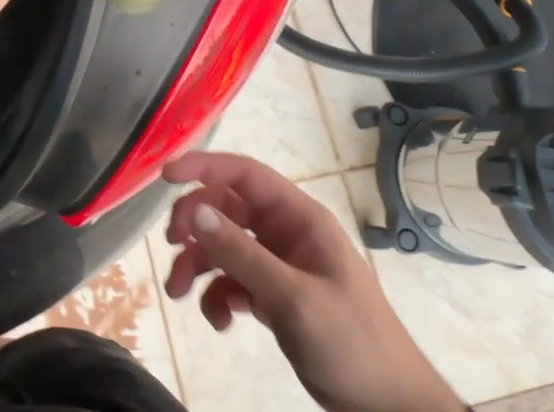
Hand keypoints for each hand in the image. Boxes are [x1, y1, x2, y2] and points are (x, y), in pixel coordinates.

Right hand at [161, 152, 463, 411]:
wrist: (388, 407)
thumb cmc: (352, 342)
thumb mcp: (293, 298)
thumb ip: (241, 254)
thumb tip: (193, 211)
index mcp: (300, 219)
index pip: (245, 175)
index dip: (204, 166)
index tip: (165, 176)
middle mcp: (286, 234)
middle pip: (225, 209)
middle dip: (194, 225)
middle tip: (171, 246)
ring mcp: (279, 266)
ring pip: (222, 247)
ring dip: (195, 265)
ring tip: (178, 294)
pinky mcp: (272, 297)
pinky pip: (230, 282)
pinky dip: (216, 297)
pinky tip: (219, 321)